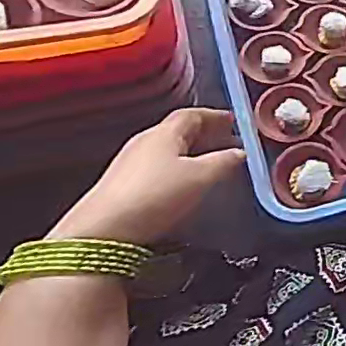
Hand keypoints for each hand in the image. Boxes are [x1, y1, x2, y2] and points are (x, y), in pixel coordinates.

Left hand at [47, 108, 244, 244]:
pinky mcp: (123, 183)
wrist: (105, 230)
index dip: (214, 116)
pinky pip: (159, 164)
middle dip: (205, 133)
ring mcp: (131, 162)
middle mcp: (146, 141)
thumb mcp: (200, 178)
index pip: (192, 115)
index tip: (233, 121)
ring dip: (192, 150)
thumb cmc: (157, 195)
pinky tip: (185, 180)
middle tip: (227, 139)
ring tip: (212, 160)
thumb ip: (223, 162)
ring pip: (168, 148)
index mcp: (165, 133)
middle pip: (179, 130)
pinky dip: (178, 164)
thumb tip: (240, 152)